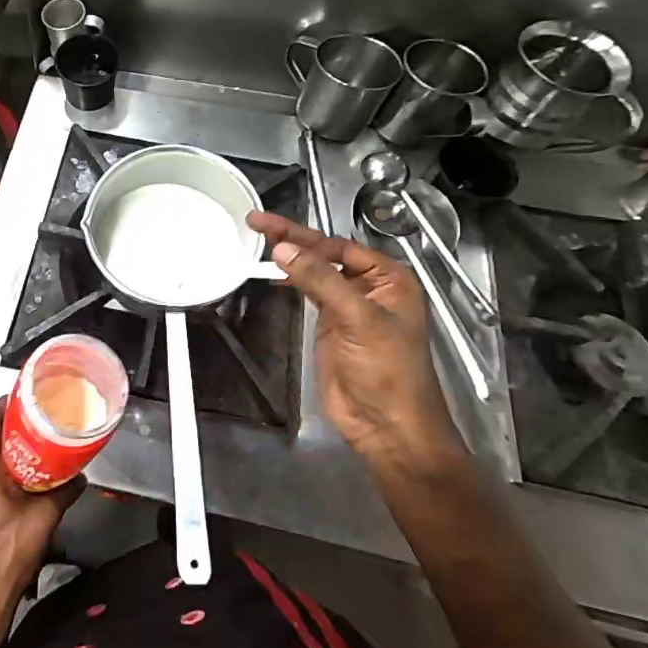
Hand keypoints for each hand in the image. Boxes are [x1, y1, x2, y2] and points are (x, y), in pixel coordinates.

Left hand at [0, 398, 82, 597]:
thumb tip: (82, 475)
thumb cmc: (10, 549)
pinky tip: (28, 470)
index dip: (2, 403)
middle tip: (35, 416)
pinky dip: (5, 461)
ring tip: (34, 439)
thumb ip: (64, 492)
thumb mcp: (44, 517)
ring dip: (6, 442)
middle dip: (8, 421)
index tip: (25, 395)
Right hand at [248, 212, 462, 464]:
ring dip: (288, 256)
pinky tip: (272, 272)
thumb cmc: (387, 371)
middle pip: (325, 254)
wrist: (387, 425)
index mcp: (390, 280)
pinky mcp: (330, 324)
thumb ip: (320, 280)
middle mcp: (371, 288)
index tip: (269, 228)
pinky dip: (288, 279)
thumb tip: (282, 248)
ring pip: (314, 270)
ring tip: (258, 241)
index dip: (304, 236)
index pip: (340, 246)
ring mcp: (349, 306)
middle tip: (257, 222)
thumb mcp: (358, 319)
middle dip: (292, 238)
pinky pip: (307, 291)